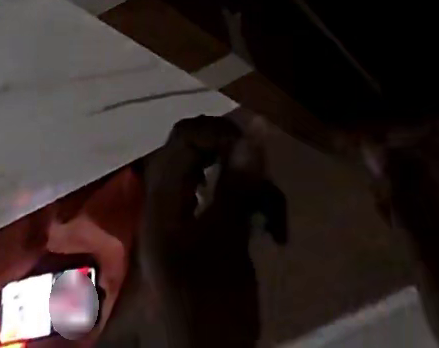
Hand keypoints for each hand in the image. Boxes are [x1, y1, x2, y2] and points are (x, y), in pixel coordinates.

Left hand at [138, 116, 286, 347]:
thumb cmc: (209, 307)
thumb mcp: (226, 244)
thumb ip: (236, 186)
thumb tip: (255, 130)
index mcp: (162, 199)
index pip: (184, 136)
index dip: (219, 130)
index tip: (254, 148)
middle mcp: (166, 202)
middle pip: (199, 152)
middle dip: (239, 161)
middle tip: (266, 179)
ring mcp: (181, 221)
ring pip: (217, 178)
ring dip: (251, 190)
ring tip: (275, 220)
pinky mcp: (198, 238)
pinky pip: (223, 203)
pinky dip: (249, 209)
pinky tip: (272, 231)